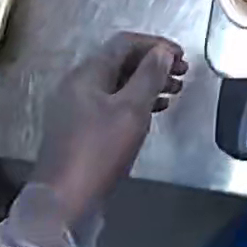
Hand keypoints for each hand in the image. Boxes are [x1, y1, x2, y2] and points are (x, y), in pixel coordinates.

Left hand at [0, 32, 186, 246]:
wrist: (64, 203)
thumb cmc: (100, 151)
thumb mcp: (132, 110)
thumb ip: (149, 76)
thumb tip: (163, 51)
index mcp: (88, 74)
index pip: (125, 43)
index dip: (156, 45)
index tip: (182, 57)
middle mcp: (79, 85)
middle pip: (121, 61)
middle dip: (154, 63)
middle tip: (182, 74)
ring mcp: (79, 107)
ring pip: (119, 82)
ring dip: (148, 82)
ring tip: (175, 92)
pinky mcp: (83, 127)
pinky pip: (114, 101)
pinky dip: (137, 100)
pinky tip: (155, 110)